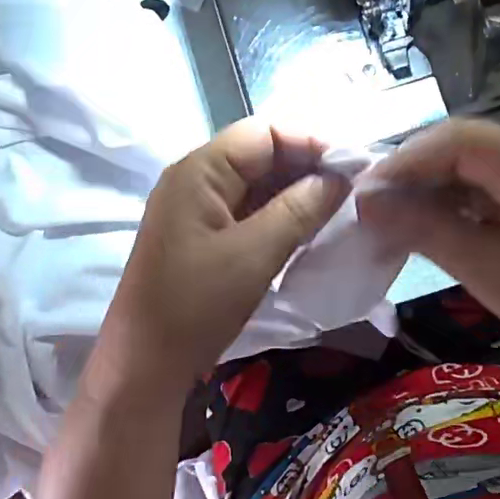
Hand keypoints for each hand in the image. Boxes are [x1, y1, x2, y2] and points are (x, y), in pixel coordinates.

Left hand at [98, 119, 350, 385]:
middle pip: (260, 155)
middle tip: (353, 191)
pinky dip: (279, 216)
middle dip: (307, 168)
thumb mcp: (255, 253)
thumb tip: (339, 178)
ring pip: (256, 185)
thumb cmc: (197, 304)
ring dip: (296, 193)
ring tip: (339, 210)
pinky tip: (308, 230)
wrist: (146, 365)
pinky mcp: (203, 238)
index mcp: (199, 171)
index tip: (353, 167)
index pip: (263, 132)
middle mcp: (195, 180)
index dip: (310, 142)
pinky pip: (248, 212)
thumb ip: (300, 208)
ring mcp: (197, 210)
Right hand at [359, 118, 499, 361]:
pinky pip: (462, 169)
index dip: (409, 158)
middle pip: (456, 140)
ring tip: (380, 207)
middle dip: (407, 167)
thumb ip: (422, 228)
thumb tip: (363, 201)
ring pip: (453, 152)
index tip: (367, 189)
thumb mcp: (478, 267)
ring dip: (415, 178)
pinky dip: (431, 188)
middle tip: (366, 200)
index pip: (463, 141)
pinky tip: (408, 209)